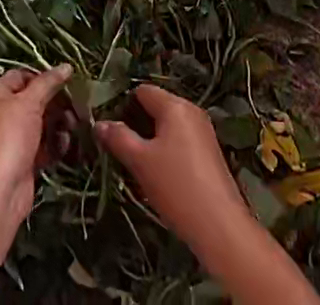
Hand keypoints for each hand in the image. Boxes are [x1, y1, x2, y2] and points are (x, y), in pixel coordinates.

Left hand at [0, 65, 74, 205]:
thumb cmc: (8, 137)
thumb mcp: (28, 103)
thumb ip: (47, 83)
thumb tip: (66, 66)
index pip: (19, 76)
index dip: (42, 77)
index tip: (67, 81)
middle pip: (31, 101)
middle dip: (55, 103)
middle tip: (76, 106)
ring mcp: (9, 140)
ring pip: (38, 125)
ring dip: (58, 124)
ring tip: (74, 125)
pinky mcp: (21, 162)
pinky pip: (41, 147)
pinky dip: (54, 144)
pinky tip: (66, 144)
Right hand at [97, 87, 319, 304]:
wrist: (220, 229)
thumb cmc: (176, 186)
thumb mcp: (139, 160)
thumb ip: (117, 137)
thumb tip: (98, 123)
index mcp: (175, 106)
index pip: (142, 91)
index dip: (122, 104)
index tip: (108, 125)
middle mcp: (192, 112)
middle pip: (155, 107)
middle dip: (135, 122)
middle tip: (116, 143)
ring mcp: (203, 134)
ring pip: (167, 126)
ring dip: (148, 139)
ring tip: (132, 160)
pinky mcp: (209, 155)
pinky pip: (179, 141)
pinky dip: (164, 150)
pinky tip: (155, 173)